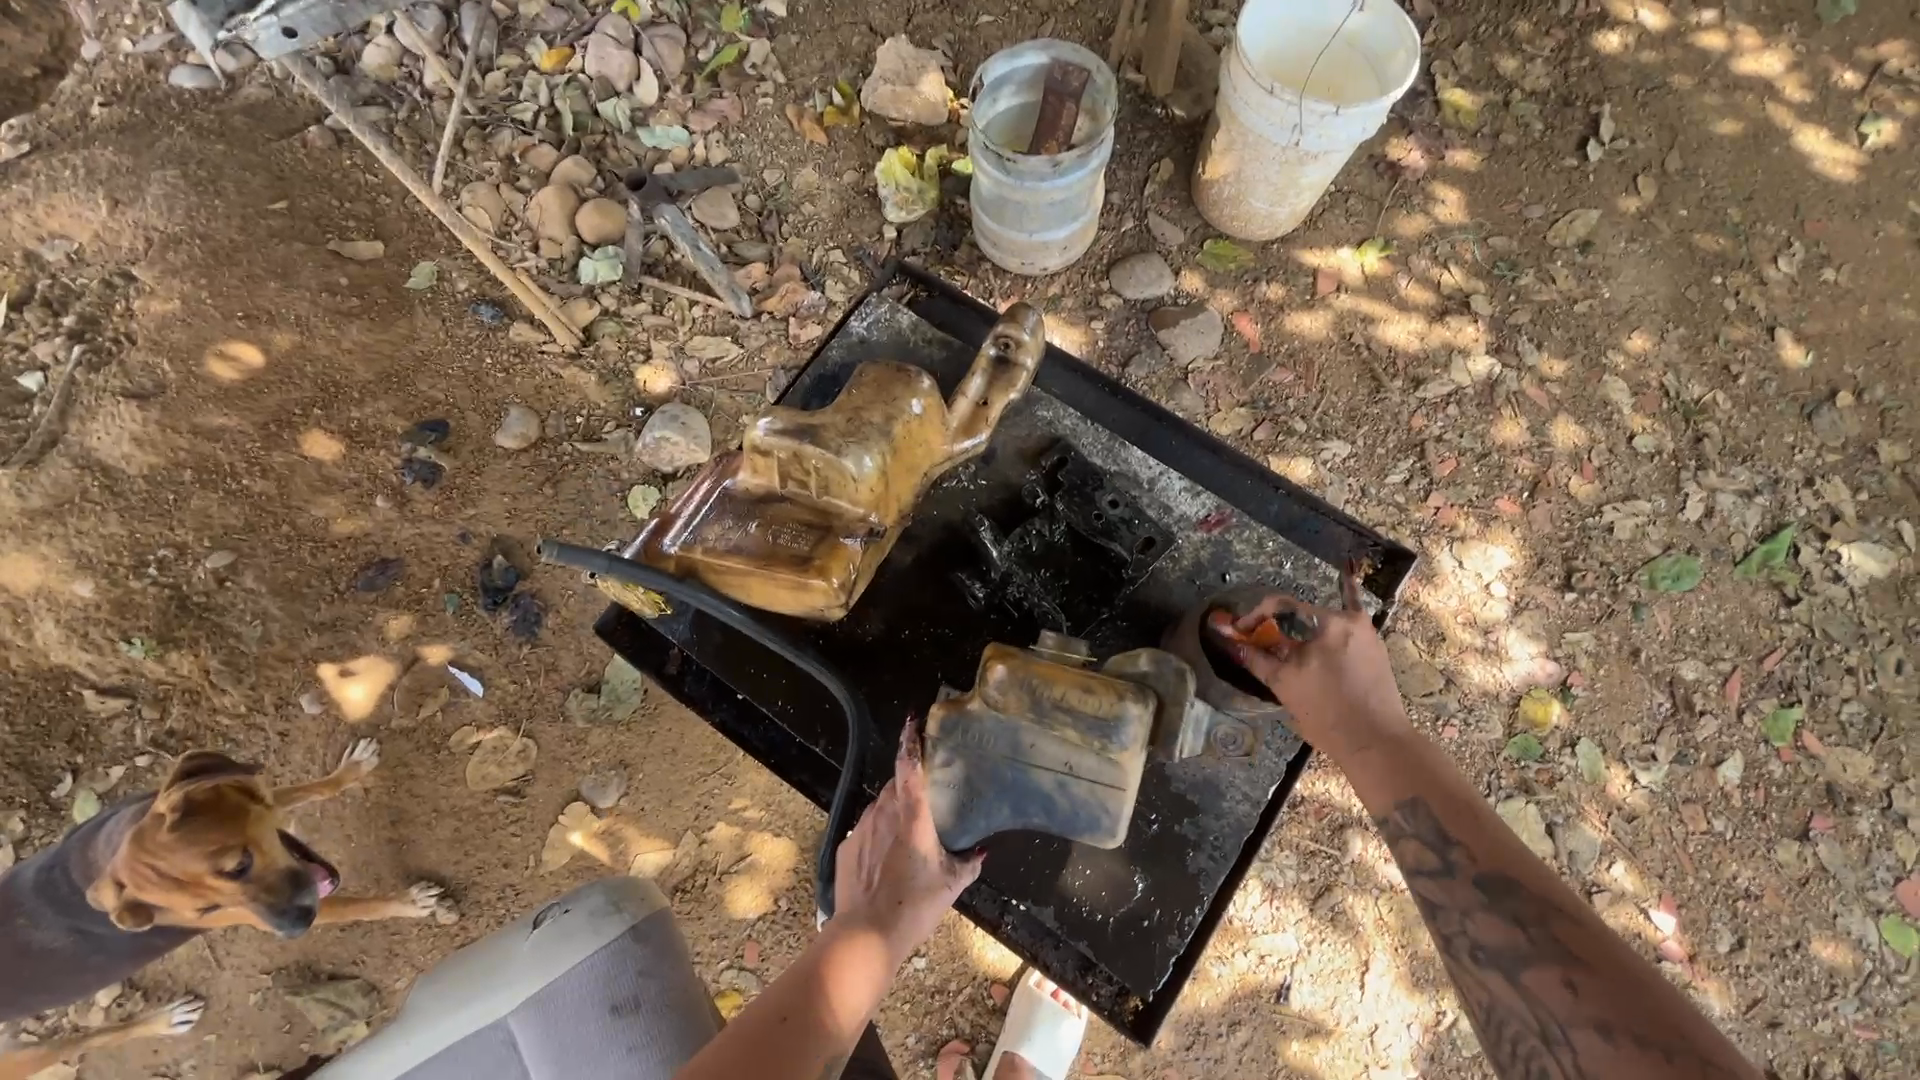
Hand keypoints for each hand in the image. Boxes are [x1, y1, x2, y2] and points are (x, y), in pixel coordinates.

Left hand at [832, 720, 984, 962]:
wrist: (866, 934)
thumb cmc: (914, 905)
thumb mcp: (951, 885)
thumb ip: (969, 863)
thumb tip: (981, 852)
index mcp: (911, 814)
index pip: (909, 766)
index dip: (911, 741)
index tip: (913, 721)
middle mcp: (883, 813)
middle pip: (895, 785)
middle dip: (908, 784)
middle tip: (926, 796)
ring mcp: (861, 829)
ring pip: (880, 806)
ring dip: (893, 810)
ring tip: (907, 832)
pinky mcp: (847, 847)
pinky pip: (865, 829)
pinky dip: (878, 834)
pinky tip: (886, 858)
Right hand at [1207, 566, 1411, 759]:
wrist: (1375, 742)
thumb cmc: (1326, 712)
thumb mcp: (1284, 684)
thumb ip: (1256, 656)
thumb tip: (1227, 638)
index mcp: (1324, 623)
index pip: (1278, 606)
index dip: (1253, 617)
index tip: (1239, 633)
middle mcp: (1347, 619)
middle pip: (1299, 613)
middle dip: (1275, 625)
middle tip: (1258, 643)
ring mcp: (1365, 631)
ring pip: (1321, 619)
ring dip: (1299, 625)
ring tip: (1284, 642)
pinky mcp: (1374, 646)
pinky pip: (1354, 616)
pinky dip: (1347, 593)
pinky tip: (1345, 571)